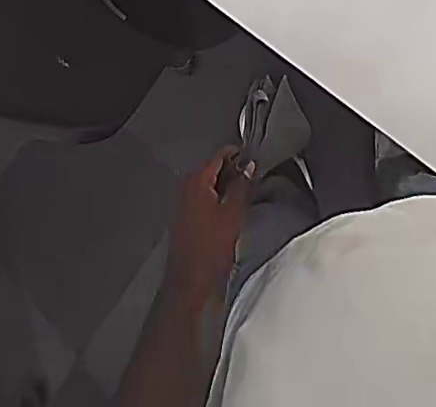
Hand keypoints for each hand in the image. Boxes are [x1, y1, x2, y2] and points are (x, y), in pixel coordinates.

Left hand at [165, 147, 252, 300]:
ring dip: (224, 184)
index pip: (218, 155)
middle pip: (211, 166)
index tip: (254, 158)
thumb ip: (242, 185)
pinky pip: (200, 194)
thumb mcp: (233, 214)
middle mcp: (185, 184)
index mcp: (196, 179)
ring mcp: (181, 198)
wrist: (188, 281)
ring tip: (244, 192)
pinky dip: (215, 195)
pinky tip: (228, 207)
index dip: (237, 154)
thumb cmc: (211, 247)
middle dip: (232, 169)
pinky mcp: (182, 213)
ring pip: (206, 181)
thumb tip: (249, 165)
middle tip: (252, 177)